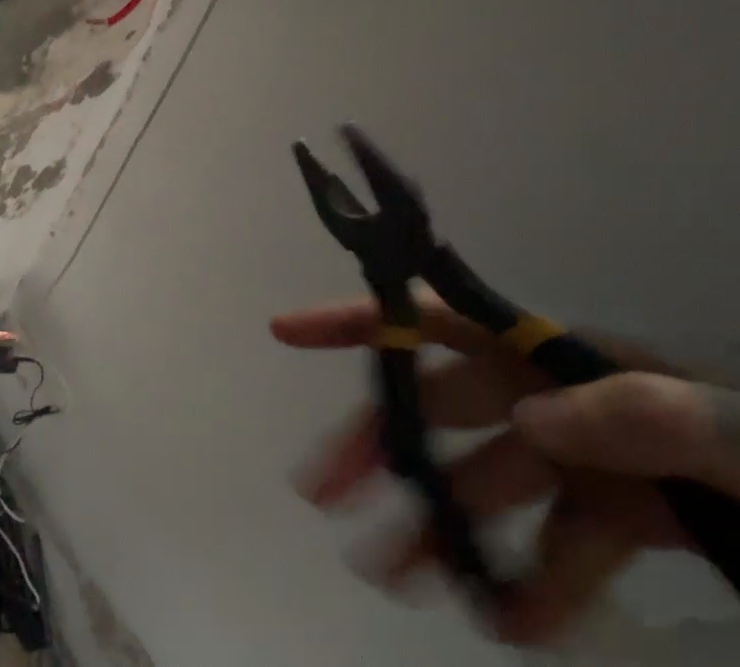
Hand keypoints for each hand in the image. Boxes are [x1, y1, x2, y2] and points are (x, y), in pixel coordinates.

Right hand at [273, 296, 739, 644]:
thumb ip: (656, 418)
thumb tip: (535, 415)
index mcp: (585, 363)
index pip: (451, 324)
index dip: (364, 322)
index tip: (286, 334)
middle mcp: (575, 400)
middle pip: (446, 410)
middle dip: (381, 448)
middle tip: (323, 495)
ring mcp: (601, 459)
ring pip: (490, 482)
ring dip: (441, 527)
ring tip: (394, 576)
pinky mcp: (631, 514)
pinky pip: (557, 541)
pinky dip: (528, 578)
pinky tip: (511, 621)